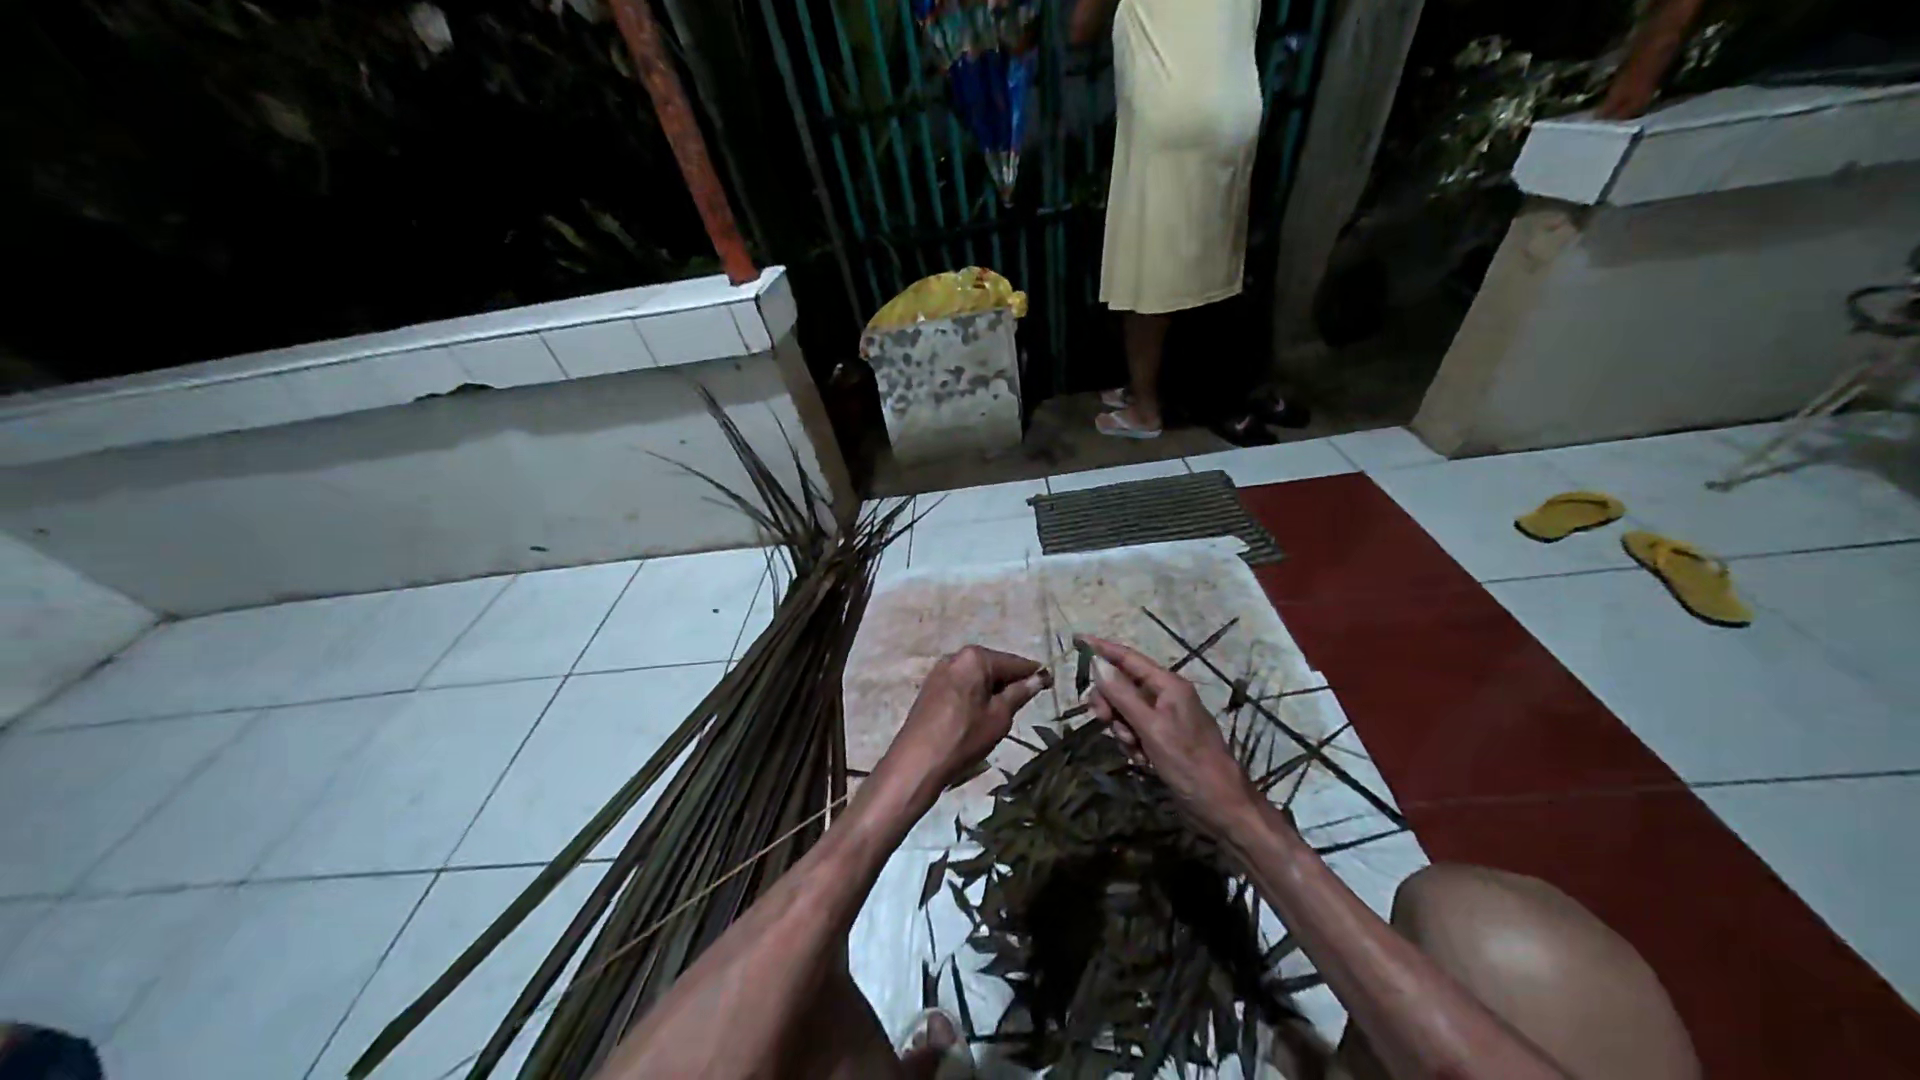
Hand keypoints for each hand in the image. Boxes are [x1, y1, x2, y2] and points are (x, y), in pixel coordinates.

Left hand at [884, 645, 1050, 791]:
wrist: (917, 761)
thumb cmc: (963, 737)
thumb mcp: (999, 716)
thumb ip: (1020, 693)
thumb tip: (1039, 678)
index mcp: (975, 658)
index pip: (1014, 662)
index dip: (1033, 674)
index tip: (1050, 683)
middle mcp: (955, 657)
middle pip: (993, 666)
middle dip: (1010, 681)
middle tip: (1027, 702)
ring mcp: (940, 671)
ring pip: (976, 676)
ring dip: (992, 689)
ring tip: (1004, 712)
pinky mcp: (930, 687)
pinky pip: (962, 684)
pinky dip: (975, 694)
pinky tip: (980, 714)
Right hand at [1079, 635, 1258, 836]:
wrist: (1220, 806)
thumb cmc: (1189, 763)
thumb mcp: (1151, 728)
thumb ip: (1122, 695)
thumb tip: (1097, 663)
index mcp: (1168, 685)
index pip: (1128, 658)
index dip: (1102, 649)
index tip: (1076, 640)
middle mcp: (1165, 696)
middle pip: (1122, 685)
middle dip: (1109, 702)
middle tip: (1103, 720)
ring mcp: (1164, 718)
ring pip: (1124, 710)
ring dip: (1121, 728)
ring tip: (1134, 749)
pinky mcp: (1162, 739)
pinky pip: (1133, 730)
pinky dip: (1131, 742)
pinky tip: (1141, 759)